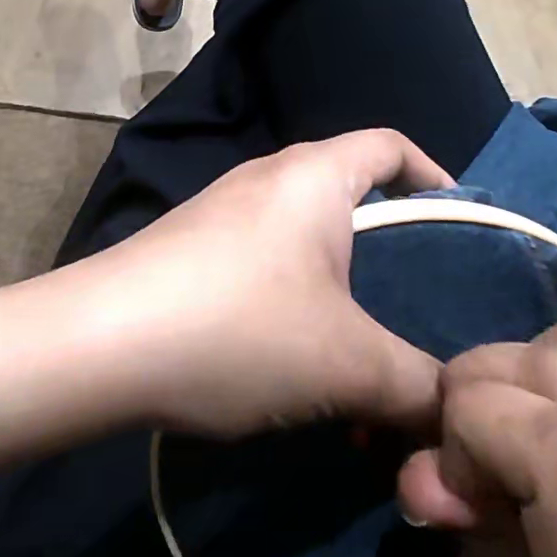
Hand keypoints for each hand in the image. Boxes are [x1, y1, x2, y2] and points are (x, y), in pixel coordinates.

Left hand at [88, 128, 453, 437]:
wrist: (97, 343)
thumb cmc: (238, 328)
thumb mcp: (346, 365)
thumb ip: (417, 386)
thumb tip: (453, 412)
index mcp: (314, 175)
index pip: (390, 144)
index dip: (433, 175)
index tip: (459, 226)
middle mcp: (267, 177)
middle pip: (349, 193)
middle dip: (390, 248)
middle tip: (418, 305)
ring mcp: (222, 209)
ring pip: (305, 235)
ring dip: (339, 285)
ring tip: (359, 348)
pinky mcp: (192, 246)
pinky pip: (265, 259)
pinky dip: (294, 297)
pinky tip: (293, 357)